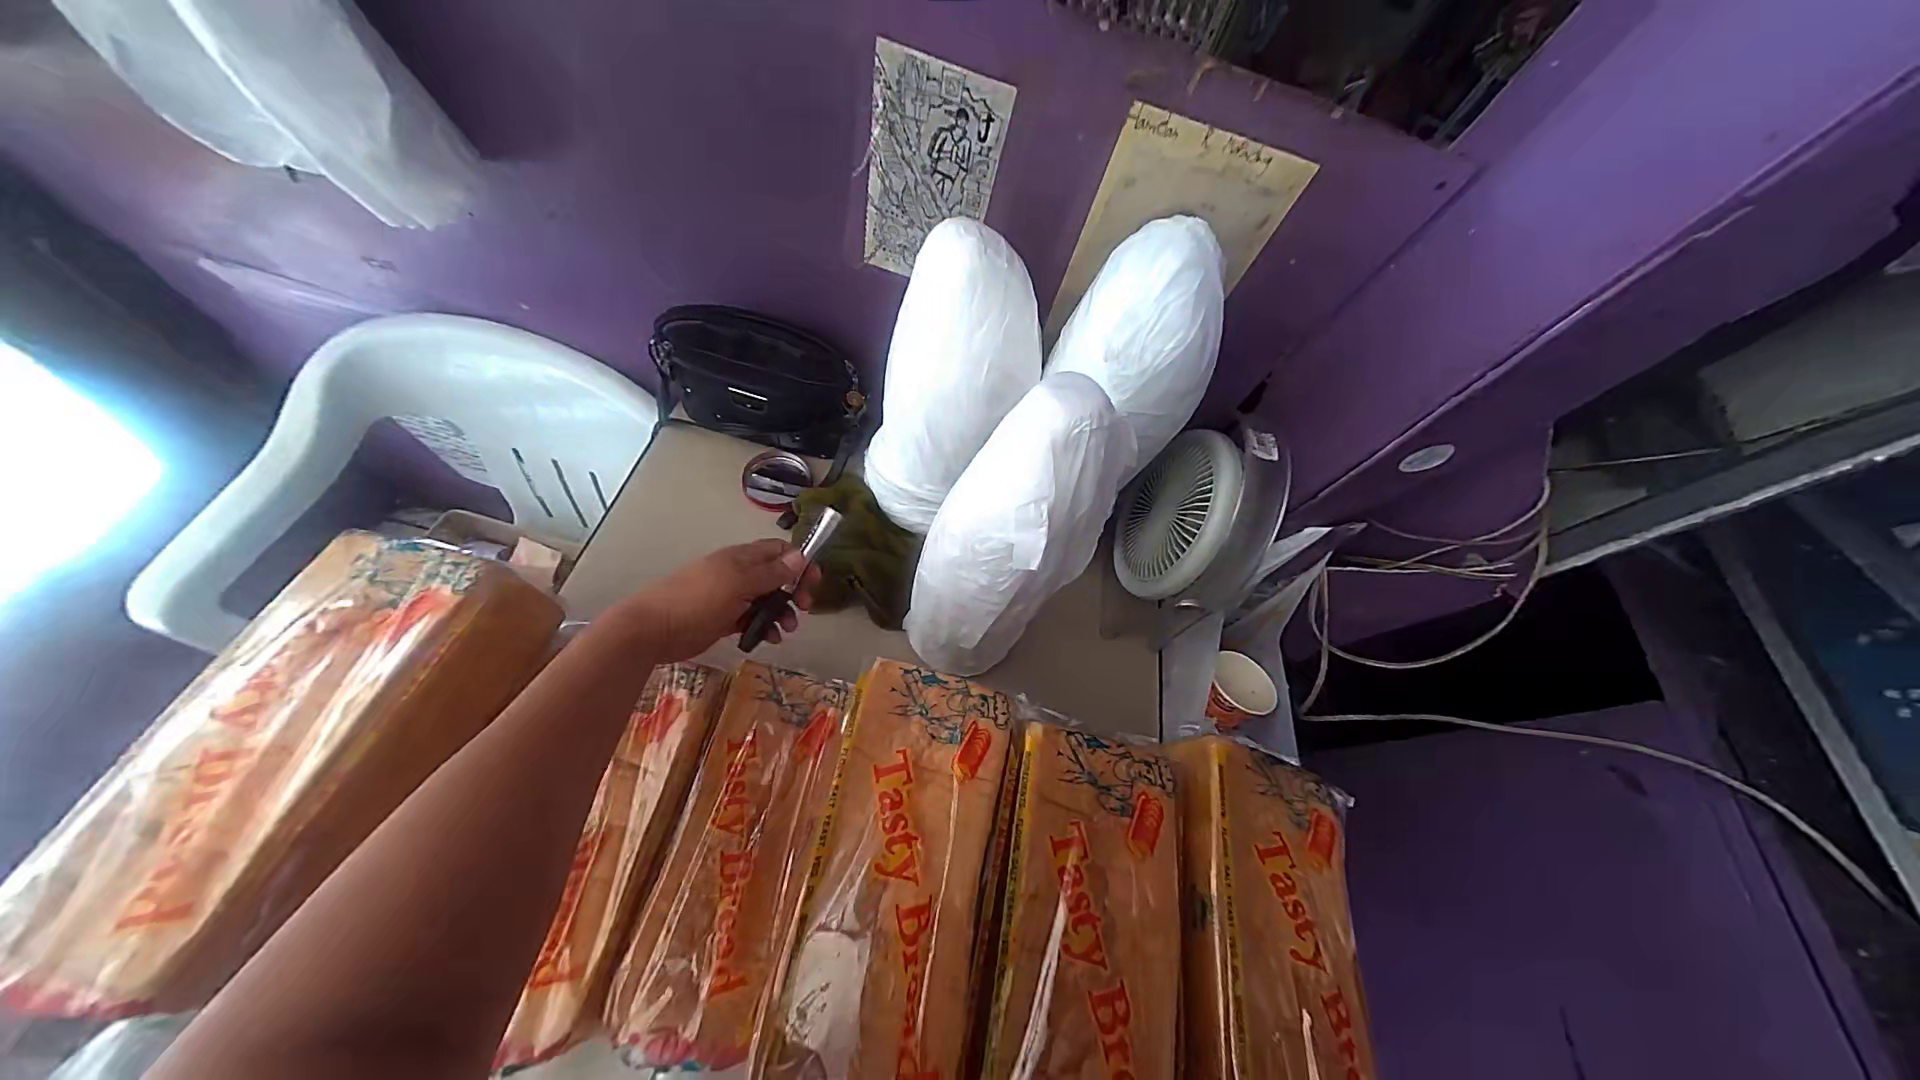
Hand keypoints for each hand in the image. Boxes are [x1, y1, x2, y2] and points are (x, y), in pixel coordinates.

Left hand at [607, 539, 820, 661]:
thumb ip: (771, 572)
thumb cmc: (697, 601)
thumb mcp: (738, 583)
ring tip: (787, 629)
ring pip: (767, 599)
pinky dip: (765, 627)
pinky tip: (769, 639)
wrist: (653, 630)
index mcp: (741, 557)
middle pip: (777, 575)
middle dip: (794, 589)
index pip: (780, 550)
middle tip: (803, 606)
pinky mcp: (724, 619)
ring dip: (782, 612)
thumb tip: (800, 556)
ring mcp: (731, 597)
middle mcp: (739, 573)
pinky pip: (753, 619)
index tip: (813, 581)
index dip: (800, 561)